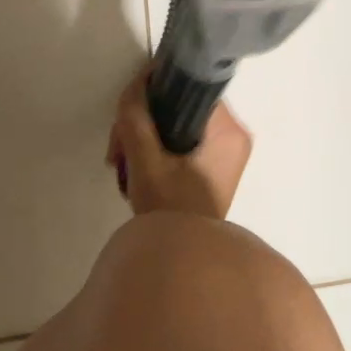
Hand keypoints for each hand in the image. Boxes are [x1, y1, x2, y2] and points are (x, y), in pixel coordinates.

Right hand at [106, 69, 251, 219]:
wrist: (184, 265)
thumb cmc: (170, 208)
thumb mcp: (145, 159)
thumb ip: (136, 116)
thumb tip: (136, 84)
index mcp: (227, 130)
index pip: (189, 85)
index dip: (155, 88)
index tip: (130, 107)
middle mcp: (232, 136)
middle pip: (178, 106)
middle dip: (141, 123)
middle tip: (118, 147)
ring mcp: (223, 154)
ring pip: (173, 124)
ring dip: (142, 138)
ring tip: (120, 162)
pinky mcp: (210, 169)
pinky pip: (178, 142)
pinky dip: (154, 149)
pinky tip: (134, 168)